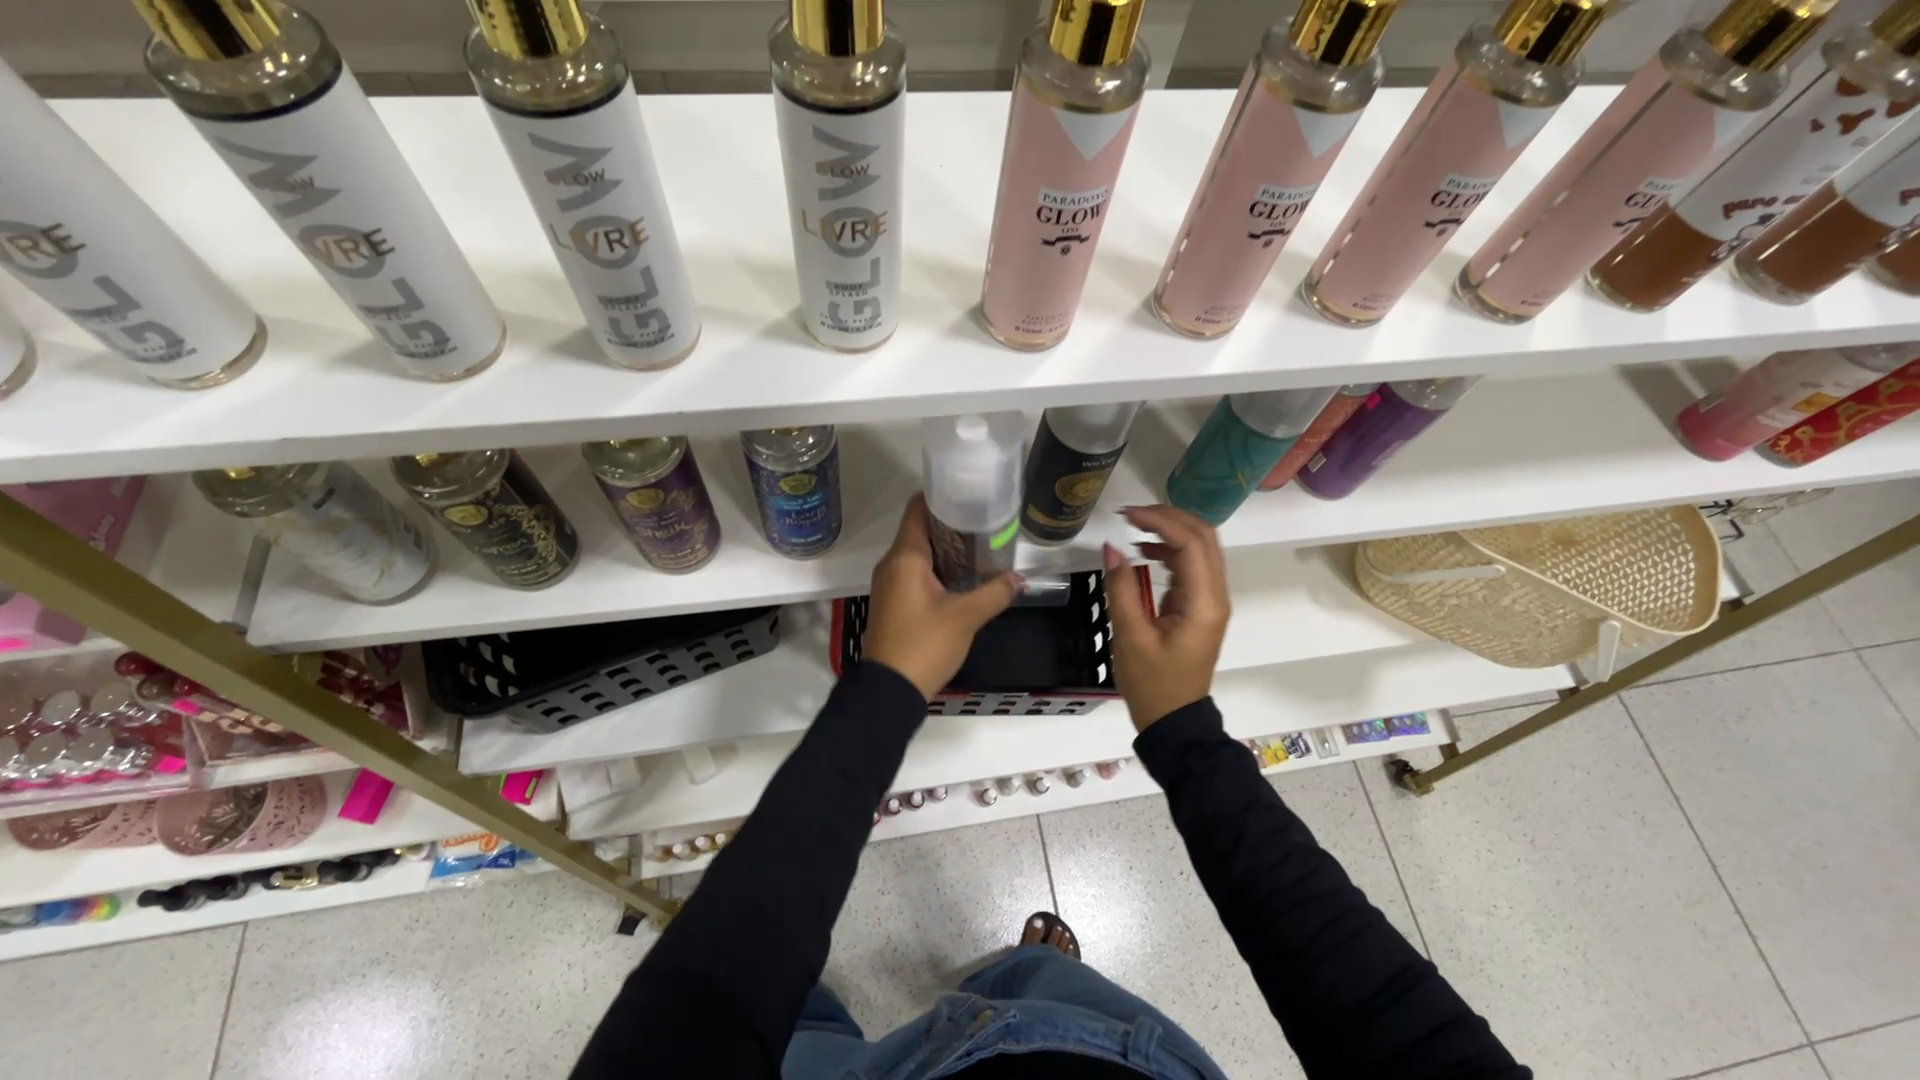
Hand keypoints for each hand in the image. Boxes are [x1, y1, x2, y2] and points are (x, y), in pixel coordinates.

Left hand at [862, 494, 1021, 698]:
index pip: (918, 510)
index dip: (941, 496)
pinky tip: (963, 575)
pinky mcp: (894, 602)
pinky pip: (916, 572)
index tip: (969, 492)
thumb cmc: (924, 645)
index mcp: (905, 557)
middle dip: (951, 522)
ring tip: (981, 544)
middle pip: (920, 529)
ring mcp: (890, 584)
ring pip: (919, 553)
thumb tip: (1019, 578)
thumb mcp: (965, 618)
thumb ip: (994, 593)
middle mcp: (892, 564)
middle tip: (985, 519)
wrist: (889, 690)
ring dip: (946, 547)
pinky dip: (938, 567)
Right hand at [1101, 505, 1230, 730]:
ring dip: (1171, 531)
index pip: (1191, 543)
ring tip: (1133, 527)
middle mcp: (1215, 596)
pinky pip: (1191, 566)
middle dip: (1170, 518)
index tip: (1127, 515)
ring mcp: (1210, 601)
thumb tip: (1111, 549)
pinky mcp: (1199, 607)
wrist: (1173, 721)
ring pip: (1200, 549)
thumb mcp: (1130, 637)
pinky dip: (1170, 551)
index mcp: (1203, 603)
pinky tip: (1142, 551)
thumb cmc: (1152, 684)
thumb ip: (1122, 589)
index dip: (1161, 521)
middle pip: (1203, 538)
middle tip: (1131, 514)